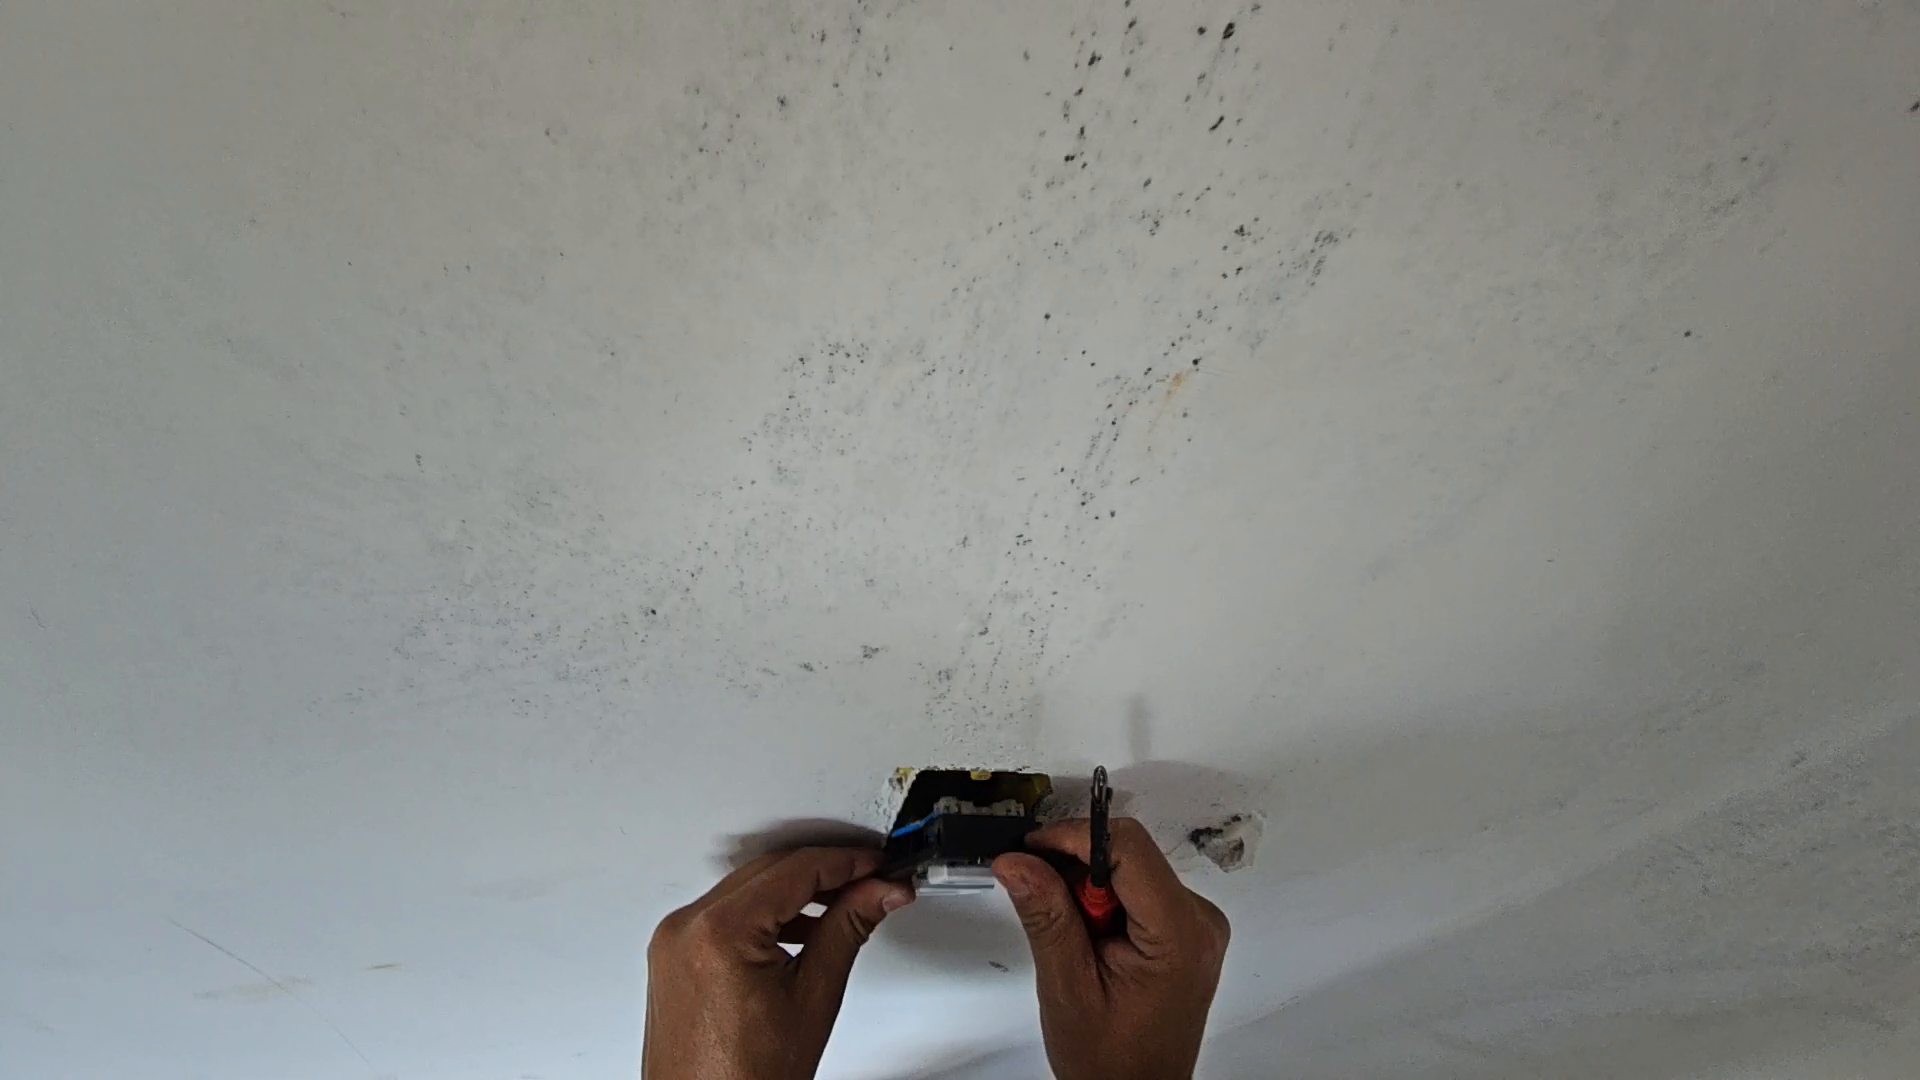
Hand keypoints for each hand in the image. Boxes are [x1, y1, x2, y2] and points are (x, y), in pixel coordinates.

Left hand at [644, 847, 913, 1079]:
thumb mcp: (813, 997)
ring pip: (753, 883)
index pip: (798, 870)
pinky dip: (770, 908)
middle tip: (873, 880)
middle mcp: (688, 927)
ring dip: (801, 886)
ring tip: (847, 900)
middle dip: (829, 871)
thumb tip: (880, 890)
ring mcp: (676, 938)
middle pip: (774, 868)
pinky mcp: (676, 951)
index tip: (880, 865)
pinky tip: (804, 922)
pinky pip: (731, 908)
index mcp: (720, 932)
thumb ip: (850, 927)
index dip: (848, 862)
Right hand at [993, 818, 1229, 1079]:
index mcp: (1180, 935)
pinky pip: (1135, 882)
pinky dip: (1102, 896)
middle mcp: (1198, 919)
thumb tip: (1017, 860)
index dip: (1076, 836)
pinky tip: (1088, 932)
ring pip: (1127, 864)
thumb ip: (1046, 915)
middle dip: (1077, 867)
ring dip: (1087, 884)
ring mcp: (1194, 921)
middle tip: (1043, 897)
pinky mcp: (1183, 924)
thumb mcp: (1067, 987)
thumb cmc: (1109, 1060)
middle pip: (1128, 853)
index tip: (1034, 847)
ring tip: (1071, 933)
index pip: (1129, 847)